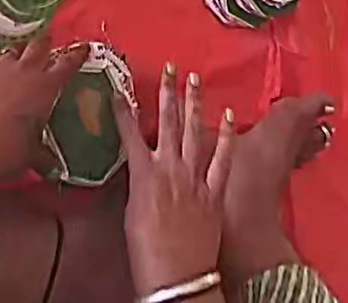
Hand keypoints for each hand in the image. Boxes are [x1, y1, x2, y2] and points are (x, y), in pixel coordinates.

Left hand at [0, 36, 88, 184]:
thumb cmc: (9, 152)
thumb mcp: (32, 155)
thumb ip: (43, 156)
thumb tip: (52, 166)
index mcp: (46, 87)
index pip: (67, 65)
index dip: (76, 54)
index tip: (83, 47)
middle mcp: (26, 70)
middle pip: (40, 46)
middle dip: (45, 43)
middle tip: (48, 43)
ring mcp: (1, 67)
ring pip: (14, 48)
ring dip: (17, 49)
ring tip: (19, 52)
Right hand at [114, 65, 235, 293]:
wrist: (175, 282)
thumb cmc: (145, 252)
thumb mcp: (132, 212)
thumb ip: (137, 182)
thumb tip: (139, 165)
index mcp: (144, 173)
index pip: (130, 132)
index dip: (123, 109)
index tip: (119, 88)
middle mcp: (169, 167)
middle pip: (167, 121)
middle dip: (168, 91)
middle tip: (170, 67)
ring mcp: (194, 177)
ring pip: (194, 131)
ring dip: (194, 102)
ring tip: (195, 79)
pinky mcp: (214, 191)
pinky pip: (221, 159)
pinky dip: (225, 136)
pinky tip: (228, 115)